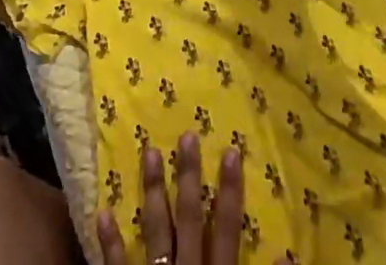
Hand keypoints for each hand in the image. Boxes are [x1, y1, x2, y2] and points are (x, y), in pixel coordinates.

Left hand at [98, 135, 243, 264]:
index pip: (228, 227)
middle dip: (189, 176)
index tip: (231, 151)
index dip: (231, 189)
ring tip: (149, 152)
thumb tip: (282, 250)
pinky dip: (111, 241)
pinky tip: (103, 213)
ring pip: (156, 231)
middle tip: (187, 136)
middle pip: (189, 217)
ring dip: (153, 190)